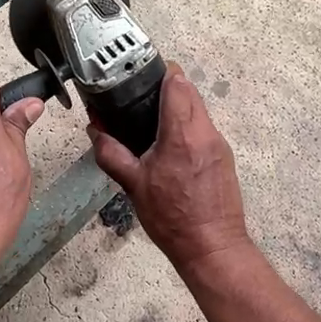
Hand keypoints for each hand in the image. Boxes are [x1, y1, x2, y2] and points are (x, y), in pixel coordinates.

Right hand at [88, 65, 248, 269]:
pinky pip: (205, 128)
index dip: (159, 72)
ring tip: (154, 123)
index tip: (142, 77)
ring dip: (179, 107)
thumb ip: (111, 154)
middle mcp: (205, 132)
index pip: (177, 81)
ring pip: (199, 109)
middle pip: (190, 90)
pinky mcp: (224, 157)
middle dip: (167, 88)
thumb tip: (95, 132)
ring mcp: (219, 144)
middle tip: (143, 99)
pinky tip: (172, 147)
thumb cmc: (173, 218)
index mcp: (182, 132)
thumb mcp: (133, 185)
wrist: (212, 249)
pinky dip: (189, 127)